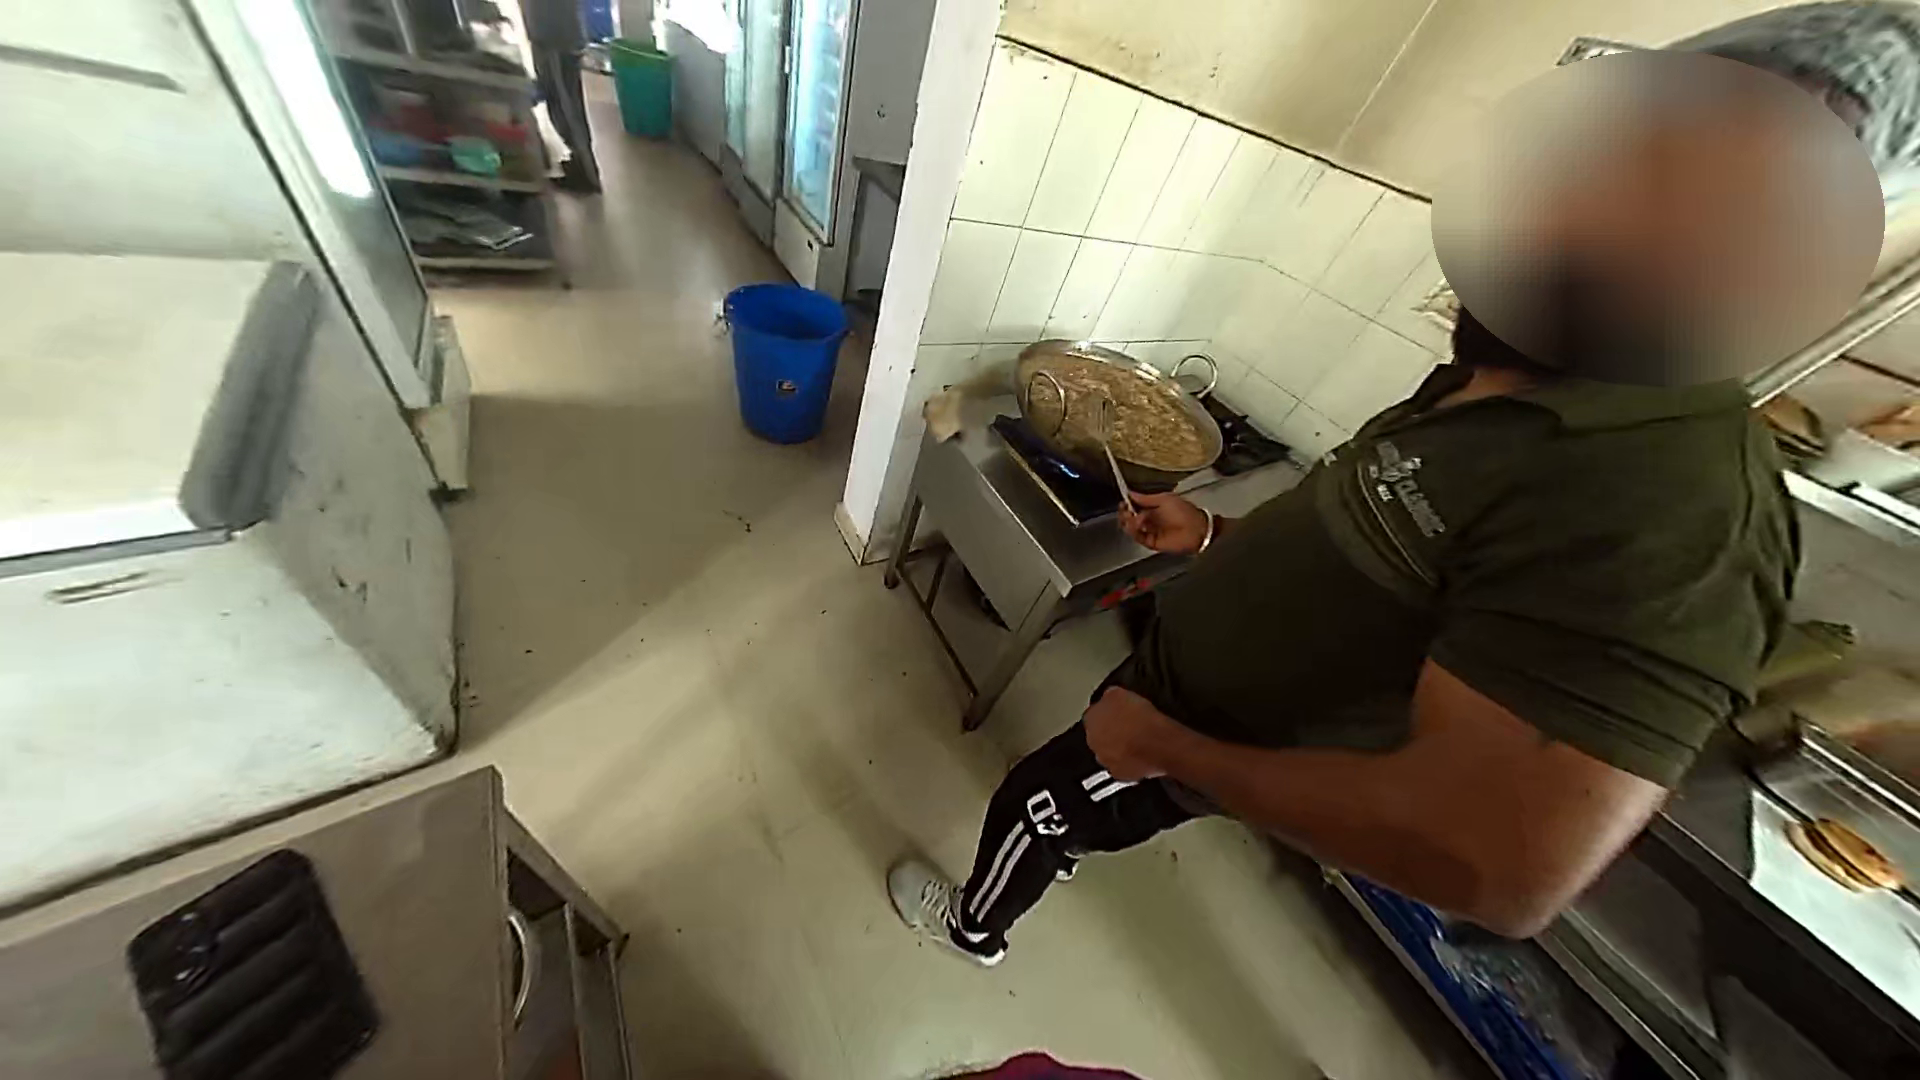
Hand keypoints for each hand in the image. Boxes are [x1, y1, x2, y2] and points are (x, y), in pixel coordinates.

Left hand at [1083, 687, 1181, 779]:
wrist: (1158, 744)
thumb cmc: (1140, 717)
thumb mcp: (1120, 693)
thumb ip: (1109, 697)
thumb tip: (1108, 698)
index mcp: (1090, 719)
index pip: (1094, 714)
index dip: (1107, 713)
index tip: (1118, 713)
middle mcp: (1092, 741)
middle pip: (1099, 735)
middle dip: (1110, 731)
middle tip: (1128, 727)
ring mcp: (1104, 760)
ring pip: (1109, 752)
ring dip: (1118, 748)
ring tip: (1136, 742)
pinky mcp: (1119, 774)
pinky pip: (1122, 767)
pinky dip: (1129, 763)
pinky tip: (1140, 756)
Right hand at [1119, 492, 1209, 553]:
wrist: (1196, 530)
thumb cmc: (1185, 512)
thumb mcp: (1164, 499)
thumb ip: (1146, 498)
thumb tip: (1131, 493)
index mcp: (1153, 508)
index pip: (1134, 507)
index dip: (1127, 505)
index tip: (1123, 502)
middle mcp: (1150, 520)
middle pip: (1130, 518)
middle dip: (1125, 514)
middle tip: (1126, 511)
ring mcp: (1150, 531)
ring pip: (1131, 528)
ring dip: (1128, 522)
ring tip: (1133, 519)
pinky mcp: (1151, 542)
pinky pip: (1138, 537)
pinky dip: (1134, 532)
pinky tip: (1136, 526)